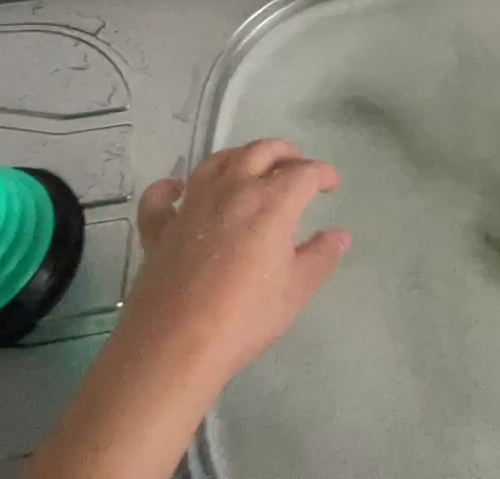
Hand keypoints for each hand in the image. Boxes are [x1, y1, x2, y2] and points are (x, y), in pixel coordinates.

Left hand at [121, 139, 349, 386]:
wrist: (173, 347)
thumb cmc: (243, 318)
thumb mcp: (294, 291)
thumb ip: (320, 257)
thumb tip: (339, 236)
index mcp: (271, 203)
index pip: (305, 173)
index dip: (323, 173)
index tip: (332, 185)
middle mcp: (232, 190)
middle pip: (261, 152)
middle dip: (285, 153)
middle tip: (297, 165)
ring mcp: (192, 205)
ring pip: (217, 161)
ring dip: (240, 156)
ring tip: (251, 167)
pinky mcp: (160, 228)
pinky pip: (161, 196)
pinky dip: (171, 187)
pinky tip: (179, 190)